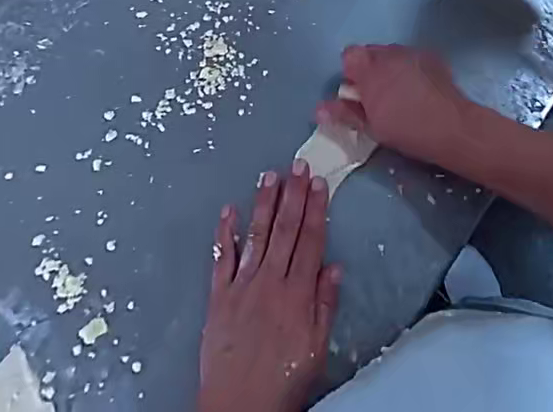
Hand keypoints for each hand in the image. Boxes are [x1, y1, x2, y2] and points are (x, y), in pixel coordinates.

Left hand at [198, 163, 341, 411]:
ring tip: (270, 175)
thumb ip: (324, 305)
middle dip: (293, 195)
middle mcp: (269, 281)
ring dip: (264, 203)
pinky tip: (229, 209)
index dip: (315, 210)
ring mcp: (242, 284)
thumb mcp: (316, 350)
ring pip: (256, 235)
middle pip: (284, 230)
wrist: (238, 405)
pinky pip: (222, 257)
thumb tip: (334, 264)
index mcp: (296, 294)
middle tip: (298, 165)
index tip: (319, 183)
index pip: (309, 242)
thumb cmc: (284, 381)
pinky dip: (225, 232)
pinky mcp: (218, 294)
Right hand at [316, 45, 478, 168]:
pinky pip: (409, 58)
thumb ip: (344, 113)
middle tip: (377, 98)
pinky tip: (418, 90)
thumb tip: (318, 109)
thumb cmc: (408, 129)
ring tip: (400, 94)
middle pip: (369, 53)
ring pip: (390, 55)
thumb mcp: (371, 127)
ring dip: (389, 68)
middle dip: (369, 70)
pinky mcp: (431, 56)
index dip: (350, 73)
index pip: (348, 55)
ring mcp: (411, 52)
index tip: (359, 95)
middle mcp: (388, 52)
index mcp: (369, 68)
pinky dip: (408, 69)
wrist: (455, 128)